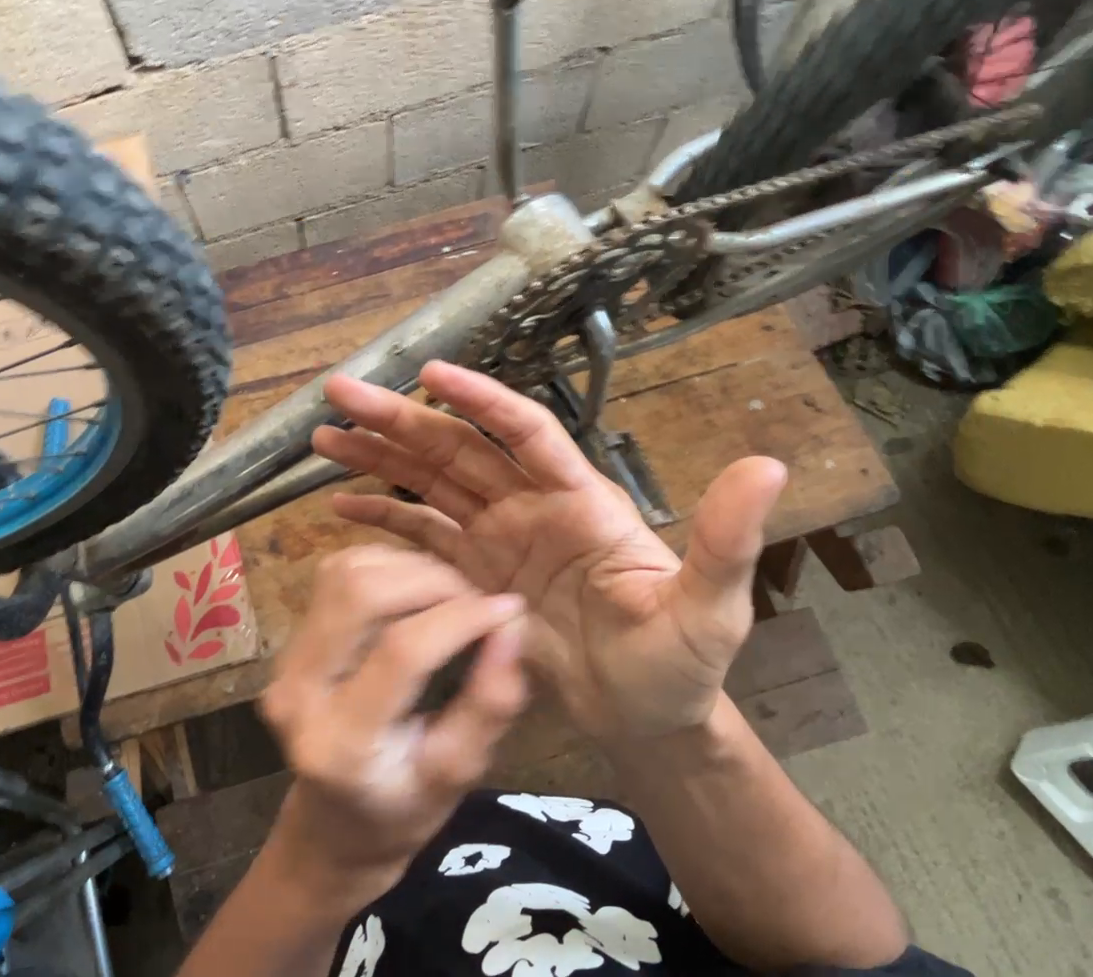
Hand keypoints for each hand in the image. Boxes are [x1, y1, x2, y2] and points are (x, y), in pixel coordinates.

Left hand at [258, 545, 527, 909]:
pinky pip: (333, 577)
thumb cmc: (402, 809)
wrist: (333, 825)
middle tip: (476, 602)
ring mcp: (283, 663)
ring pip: (343, 574)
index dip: (461, 619)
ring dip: (406, 570)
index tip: (510, 609)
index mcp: (340, 743)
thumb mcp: (458, 773)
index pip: (401, 652)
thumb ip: (488, 703)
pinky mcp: (287, 642)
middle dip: (430, 581)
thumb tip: (513, 624)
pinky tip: (415, 595)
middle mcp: (297, 694)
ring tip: (450, 598)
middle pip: (359, 593)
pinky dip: (382, 569)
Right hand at [312, 360, 787, 749]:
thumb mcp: (708, 607)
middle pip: (458, 450)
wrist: (645, 718)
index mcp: (579, 501)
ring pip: (430, 485)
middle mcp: (531, 507)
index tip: (429, 373)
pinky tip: (343, 505)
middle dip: (399, 419)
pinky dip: (384, 519)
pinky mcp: (475, 577)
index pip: (524, 434)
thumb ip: (725, 539)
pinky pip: (423, 539)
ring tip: (325, 436)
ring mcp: (499, 541)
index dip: (479, 401)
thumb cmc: (680, 663)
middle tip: (340, 393)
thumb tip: (767, 464)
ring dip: (380, 458)